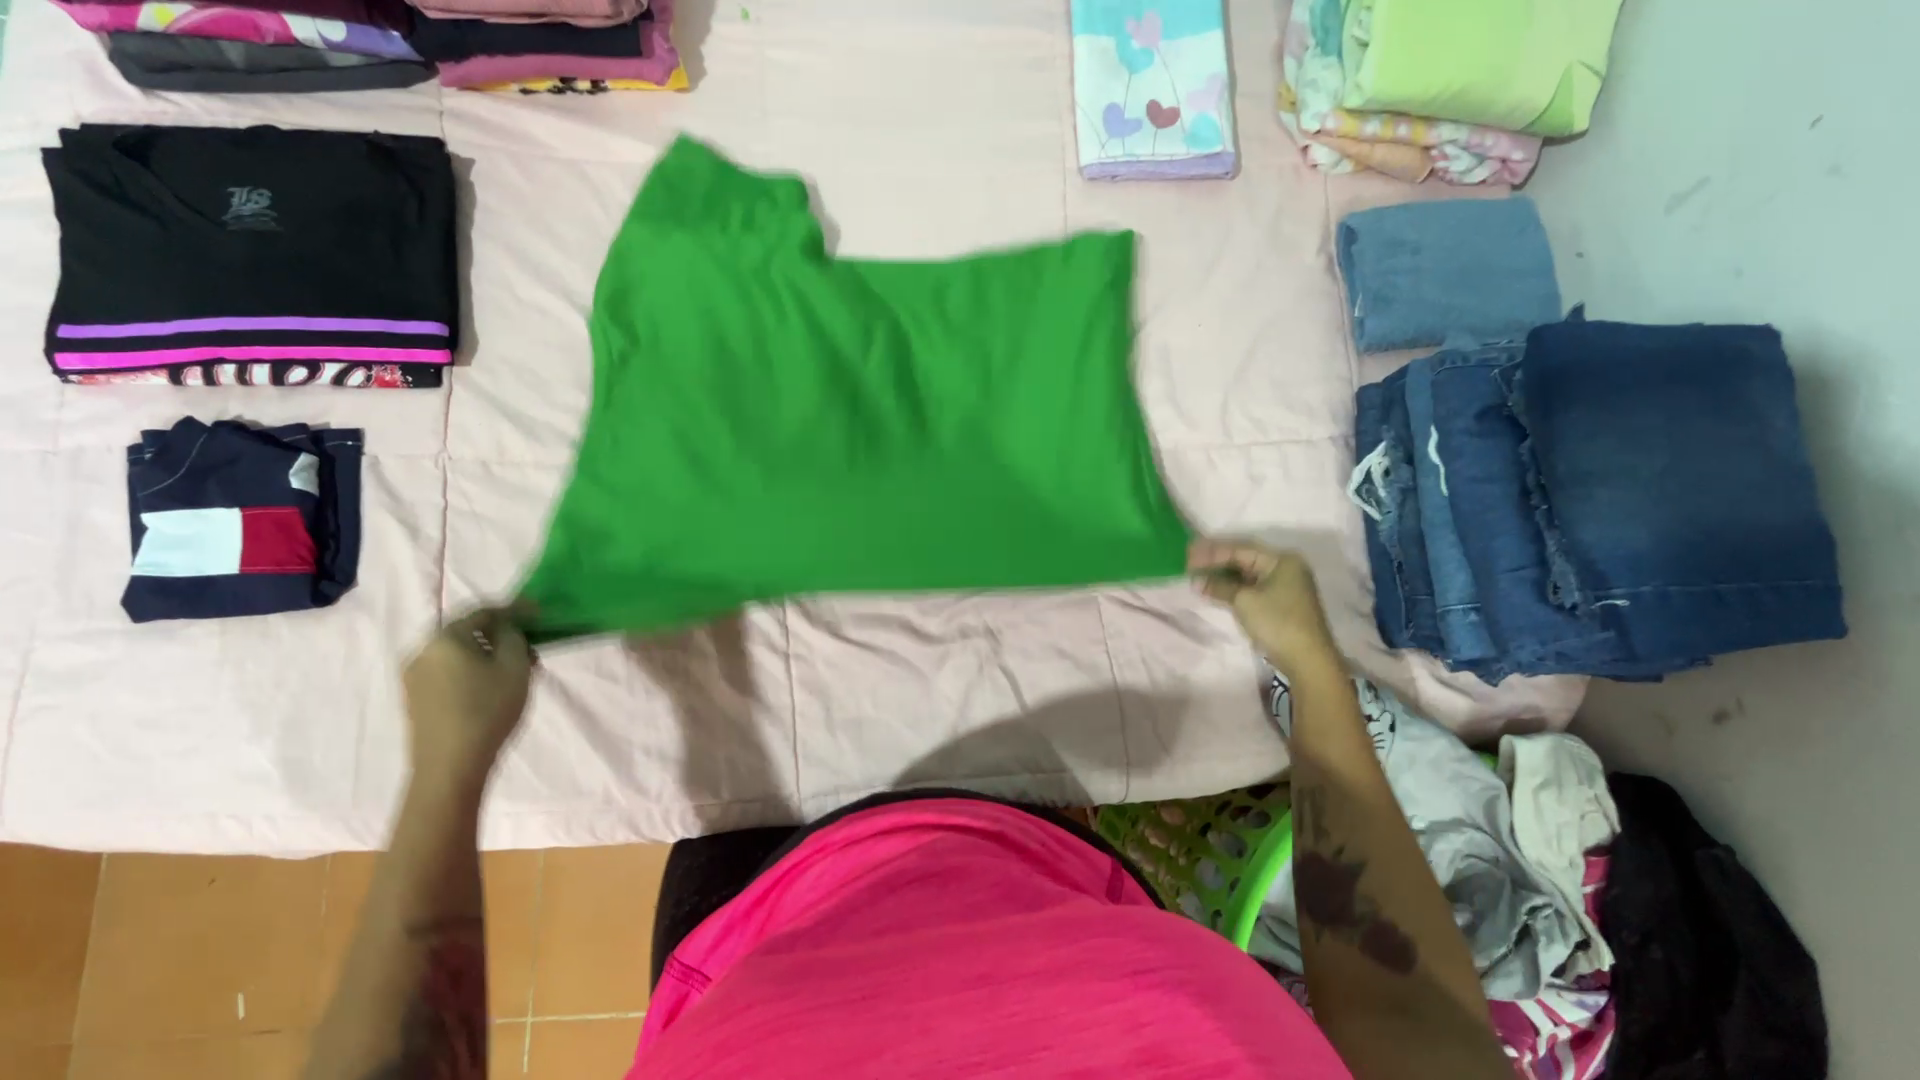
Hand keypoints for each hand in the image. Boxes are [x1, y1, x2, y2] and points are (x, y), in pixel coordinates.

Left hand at [402, 606, 535, 789]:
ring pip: (458, 654)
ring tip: (514, 670)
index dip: (515, 610)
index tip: (539, 613)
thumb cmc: (487, 710)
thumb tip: (507, 628)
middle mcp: (422, 651)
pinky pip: (448, 673)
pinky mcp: (415, 699)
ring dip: (487, 655)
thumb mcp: (515, 666)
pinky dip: (472, 671)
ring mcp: (413, 677)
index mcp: (444, 637)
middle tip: (530, 646)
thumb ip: (514, 636)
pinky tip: (492, 688)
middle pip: (467, 632)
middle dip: (501, 635)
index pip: (483, 612)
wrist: (449, 767)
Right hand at [1188, 540, 1342, 679]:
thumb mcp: (1244, 601)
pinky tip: (1216, 590)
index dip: (1212, 552)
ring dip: (1224, 577)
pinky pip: (1253, 588)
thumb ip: (1219, 586)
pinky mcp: (1281, 603)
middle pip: (1245, 559)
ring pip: (1248, 575)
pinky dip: (1234, 588)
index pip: (1240, 549)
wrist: (1307, 659)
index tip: (1188, 556)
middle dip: (1217, 563)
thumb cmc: (1277, 623)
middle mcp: (1286, 568)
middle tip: (1190, 564)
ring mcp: (1285, 586)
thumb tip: (1196, 581)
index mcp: (1281, 560)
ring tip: (1198, 577)